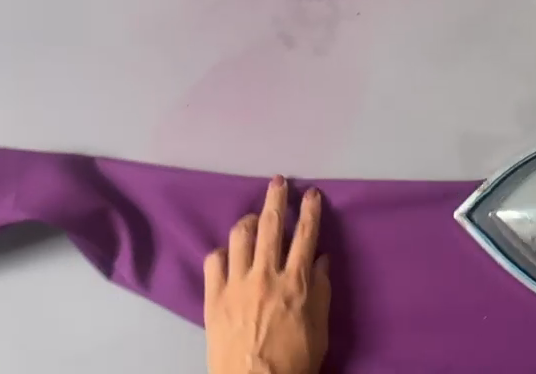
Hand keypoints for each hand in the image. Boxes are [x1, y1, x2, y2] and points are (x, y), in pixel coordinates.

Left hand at [204, 176, 330, 373]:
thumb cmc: (294, 364)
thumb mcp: (319, 331)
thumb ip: (321, 293)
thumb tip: (321, 261)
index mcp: (295, 282)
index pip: (305, 234)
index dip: (309, 210)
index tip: (311, 193)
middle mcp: (266, 274)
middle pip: (270, 223)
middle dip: (276, 197)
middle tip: (278, 181)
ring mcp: (237, 283)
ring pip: (239, 235)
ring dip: (248, 220)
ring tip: (253, 218)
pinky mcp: (214, 297)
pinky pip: (214, 261)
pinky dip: (222, 253)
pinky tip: (228, 254)